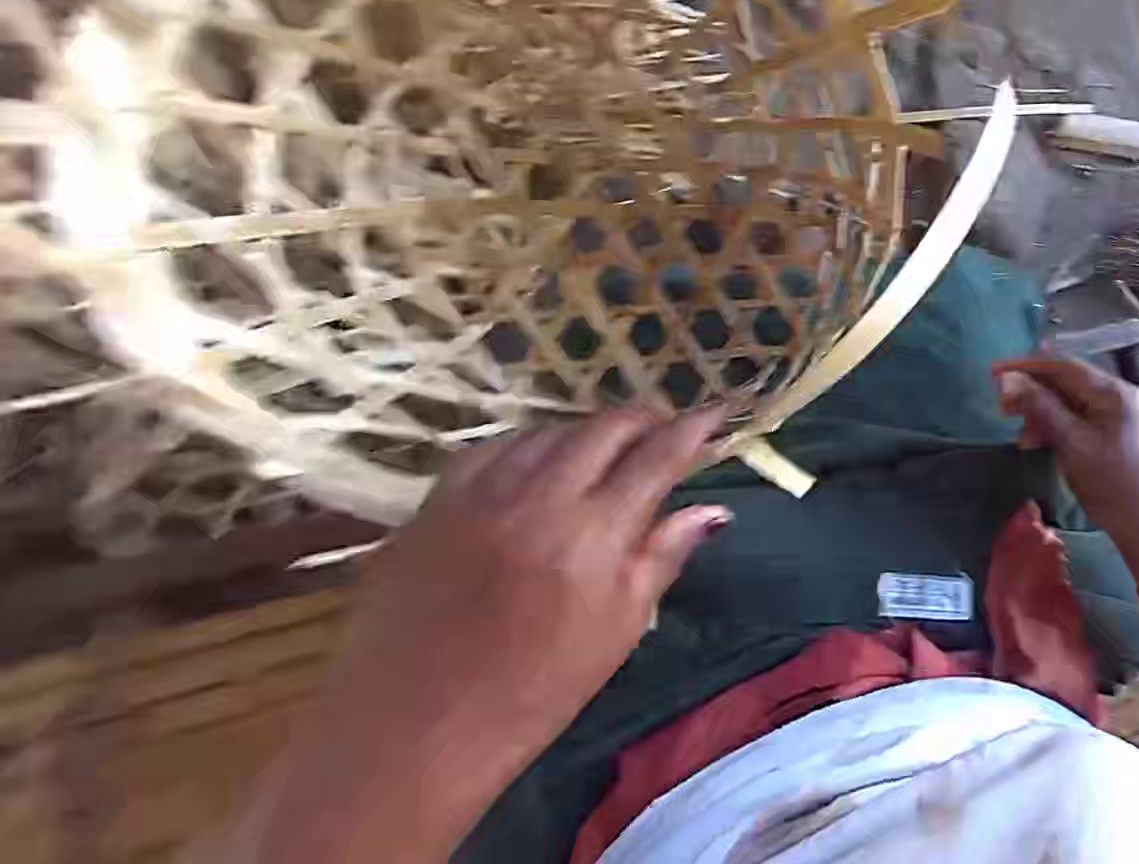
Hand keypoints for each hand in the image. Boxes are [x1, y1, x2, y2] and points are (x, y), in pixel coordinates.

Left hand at [239, 404, 728, 863]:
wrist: (405, 741)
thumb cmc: (536, 690)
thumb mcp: (621, 626)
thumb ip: (666, 553)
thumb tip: (715, 509)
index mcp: (593, 535)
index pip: (659, 456)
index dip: (696, 426)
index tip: (719, 410)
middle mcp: (538, 501)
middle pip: (606, 427)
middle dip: (647, 419)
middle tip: (665, 431)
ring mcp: (478, 498)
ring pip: (551, 429)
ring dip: (591, 430)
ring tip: (608, 449)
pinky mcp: (431, 507)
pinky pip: (494, 449)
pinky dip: (532, 444)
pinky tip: (541, 462)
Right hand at [993, 358, 1138, 547]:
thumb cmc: (1111, 482)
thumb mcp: (1071, 442)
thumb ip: (1039, 407)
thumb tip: (1007, 380)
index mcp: (1112, 392)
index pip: (1063, 367)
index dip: (1026, 366)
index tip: (995, 371)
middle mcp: (1117, 395)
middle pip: (1065, 382)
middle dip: (1031, 390)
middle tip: (1001, 404)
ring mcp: (1116, 413)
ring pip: (1068, 401)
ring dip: (1039, 410)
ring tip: (1014, 425)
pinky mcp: (1111, 431)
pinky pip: (1076, 418)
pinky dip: (1054, 425)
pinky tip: (1033, 440)